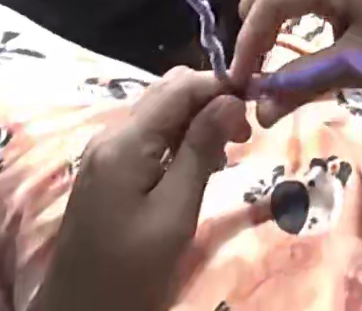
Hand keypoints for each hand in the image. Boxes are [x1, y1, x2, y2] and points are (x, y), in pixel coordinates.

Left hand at [31, 69, 250, 310]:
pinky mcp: (107, 168)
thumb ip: (201, 150)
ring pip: (161, 109)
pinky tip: (196, 165)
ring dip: (197, 118)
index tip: (255, 104)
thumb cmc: (127, 277)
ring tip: (224, 153)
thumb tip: (232, 100)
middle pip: (169, 90)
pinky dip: (179, 137)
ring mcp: (106, 150)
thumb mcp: (174, 215)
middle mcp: (112, 133)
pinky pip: (150, 132)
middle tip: (242, 134)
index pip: (181, 86)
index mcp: (126, 141)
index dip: (220, 85)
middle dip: (210, 100)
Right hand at [229, 0, 361, 125]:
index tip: (240, 80)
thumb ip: (304, 82)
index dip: (249, 39)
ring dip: (268, 8)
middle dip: (253, 9)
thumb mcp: (355, 66)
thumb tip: (258, 110)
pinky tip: (288, 42)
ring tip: (261, 49)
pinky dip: (287, 13)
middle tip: (247, 53)